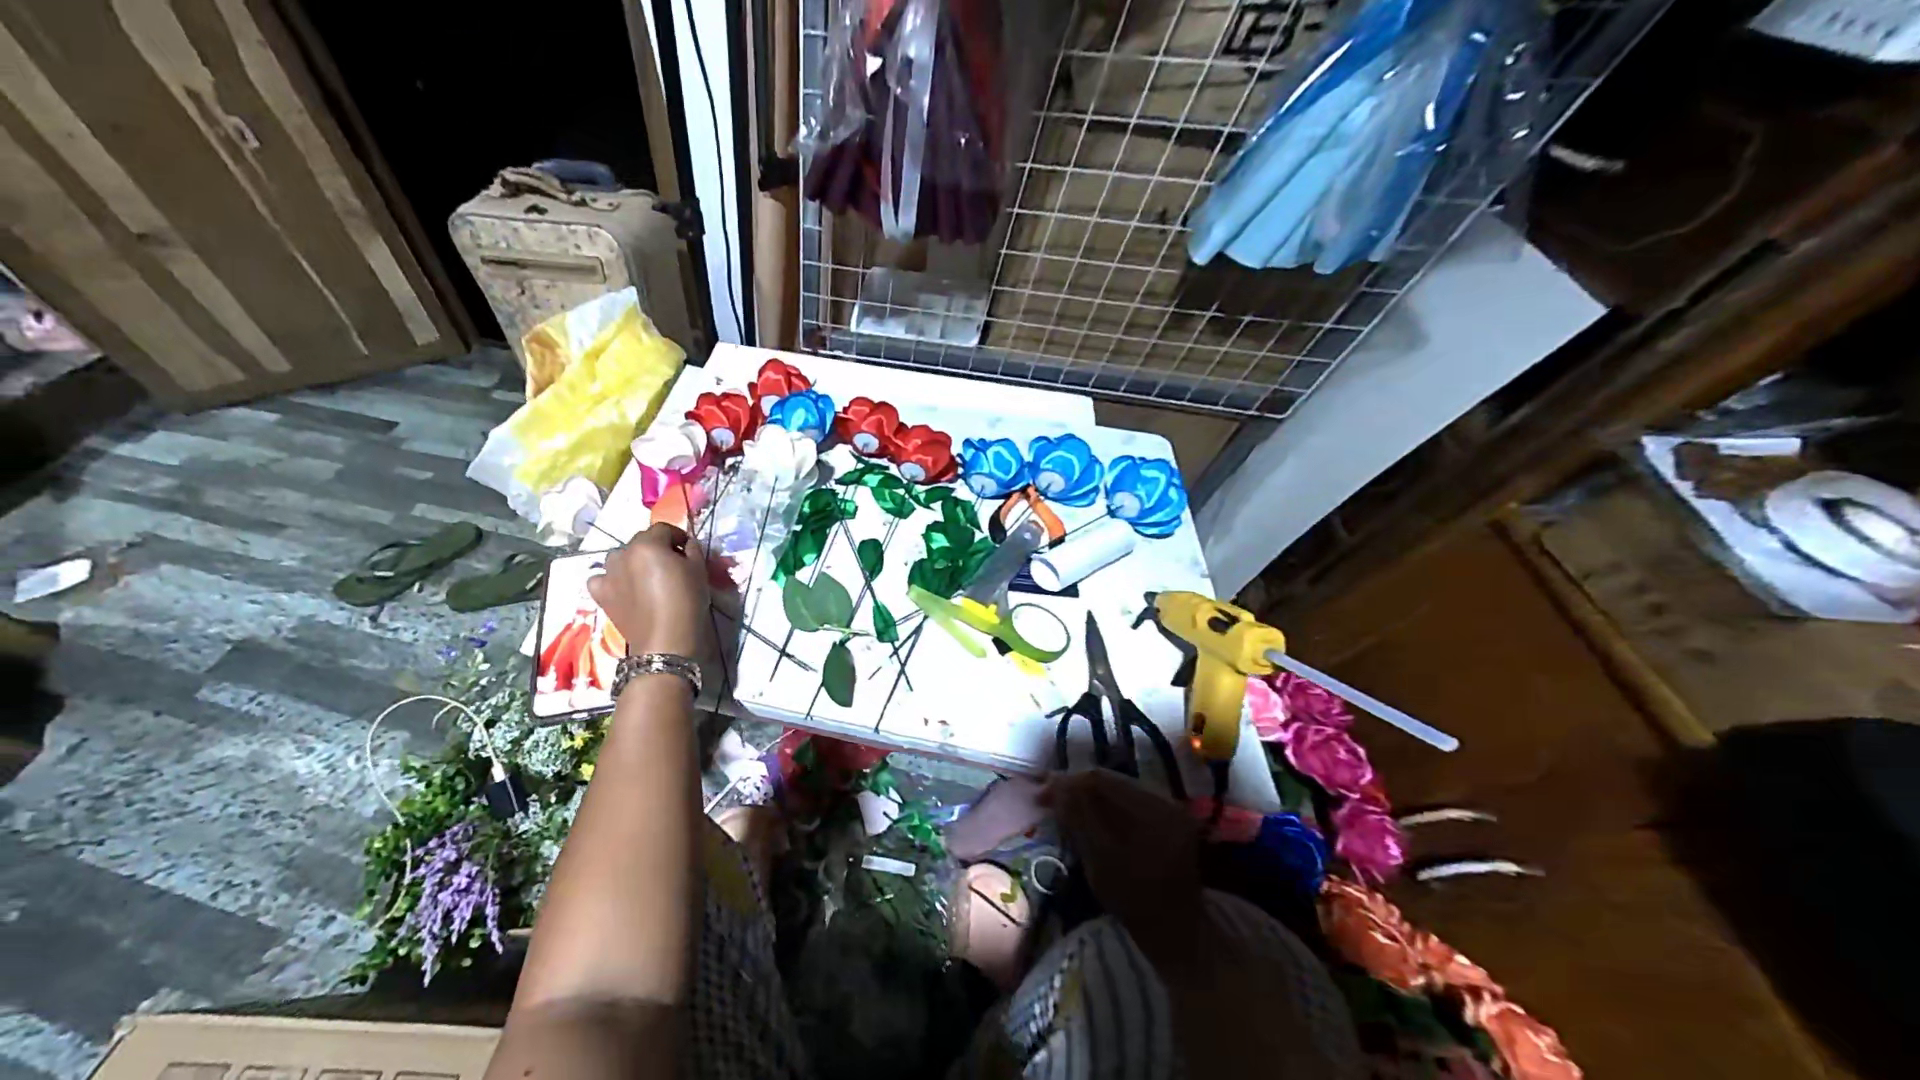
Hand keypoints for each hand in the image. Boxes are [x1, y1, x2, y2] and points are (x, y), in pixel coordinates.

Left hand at [586, 522, 708, 657]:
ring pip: (620, 558)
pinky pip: (601, 578)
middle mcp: (623, 554)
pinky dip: (610, 579)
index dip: (677, 536)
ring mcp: (608, 574)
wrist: (667, 641)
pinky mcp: (601, 594)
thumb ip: (692, 550)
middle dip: (656, 548)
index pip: (663, 529)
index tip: (687, 549)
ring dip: (633, 561)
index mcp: (647, 545)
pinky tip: (622, 587)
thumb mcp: (699, 570)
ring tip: (647, 577)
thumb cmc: (687, 602)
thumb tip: (686, 545)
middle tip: (671, 565)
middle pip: (641, 541)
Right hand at [1043, 770, 1203, 953]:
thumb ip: (1080, 819)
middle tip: (1046, 797)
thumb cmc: (1136, 904)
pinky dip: (1102, 806)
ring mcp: (1166, 810)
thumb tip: (1056, 783)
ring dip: (1086, 796)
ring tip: (1061, 805)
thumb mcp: (1102, 862)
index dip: (1069, 783)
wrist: (1175, 935)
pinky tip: (1085, 814)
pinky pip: (1125, 803)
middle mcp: (1164, 800)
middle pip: (1111, 782)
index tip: (1041, 793)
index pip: (1103, 781)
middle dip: (1076, 787)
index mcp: (1154, 809)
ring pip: (1116, 791)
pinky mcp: (1164, 821)